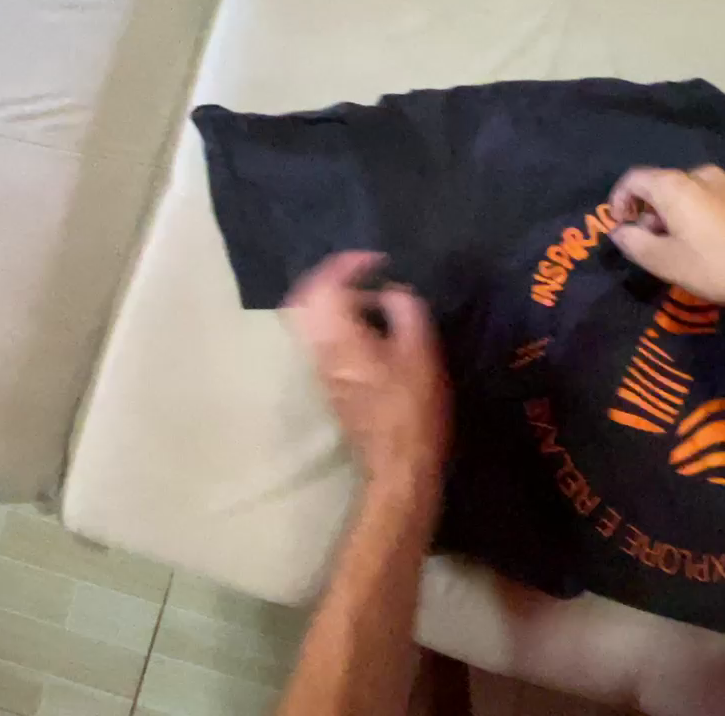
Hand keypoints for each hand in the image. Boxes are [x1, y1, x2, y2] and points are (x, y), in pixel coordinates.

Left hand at [284, 252, 450, 493]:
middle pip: (303, 299)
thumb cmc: (412, 409)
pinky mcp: (328, 382)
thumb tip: (392, 290)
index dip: (348, 264)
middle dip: (329, 277)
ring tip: (370, 297)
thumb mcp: (421, 353)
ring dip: (332, 299)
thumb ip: (405, 311)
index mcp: (339, 338)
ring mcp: (320, 369)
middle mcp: (319, 350)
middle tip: (362, 272)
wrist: (397, 465)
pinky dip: (336, 320)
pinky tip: (369, 326)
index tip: (377, 260)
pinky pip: (319, 337)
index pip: (325, 285)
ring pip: (308, 319)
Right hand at [608, 164, 724, 316]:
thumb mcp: (665, 262)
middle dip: (649, 212)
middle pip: (662, 185)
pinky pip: (713, 200)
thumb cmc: (717, 266)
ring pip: (689, 193)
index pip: (633, 178)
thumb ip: (633, 243)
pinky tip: (712, 245)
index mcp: (676, 185)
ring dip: (675, 215)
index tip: (620, 226)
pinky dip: (700, 216)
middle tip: (651, 243)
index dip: (618, 200)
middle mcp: (702, 175)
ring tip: (682, 248)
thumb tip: (619, 231)